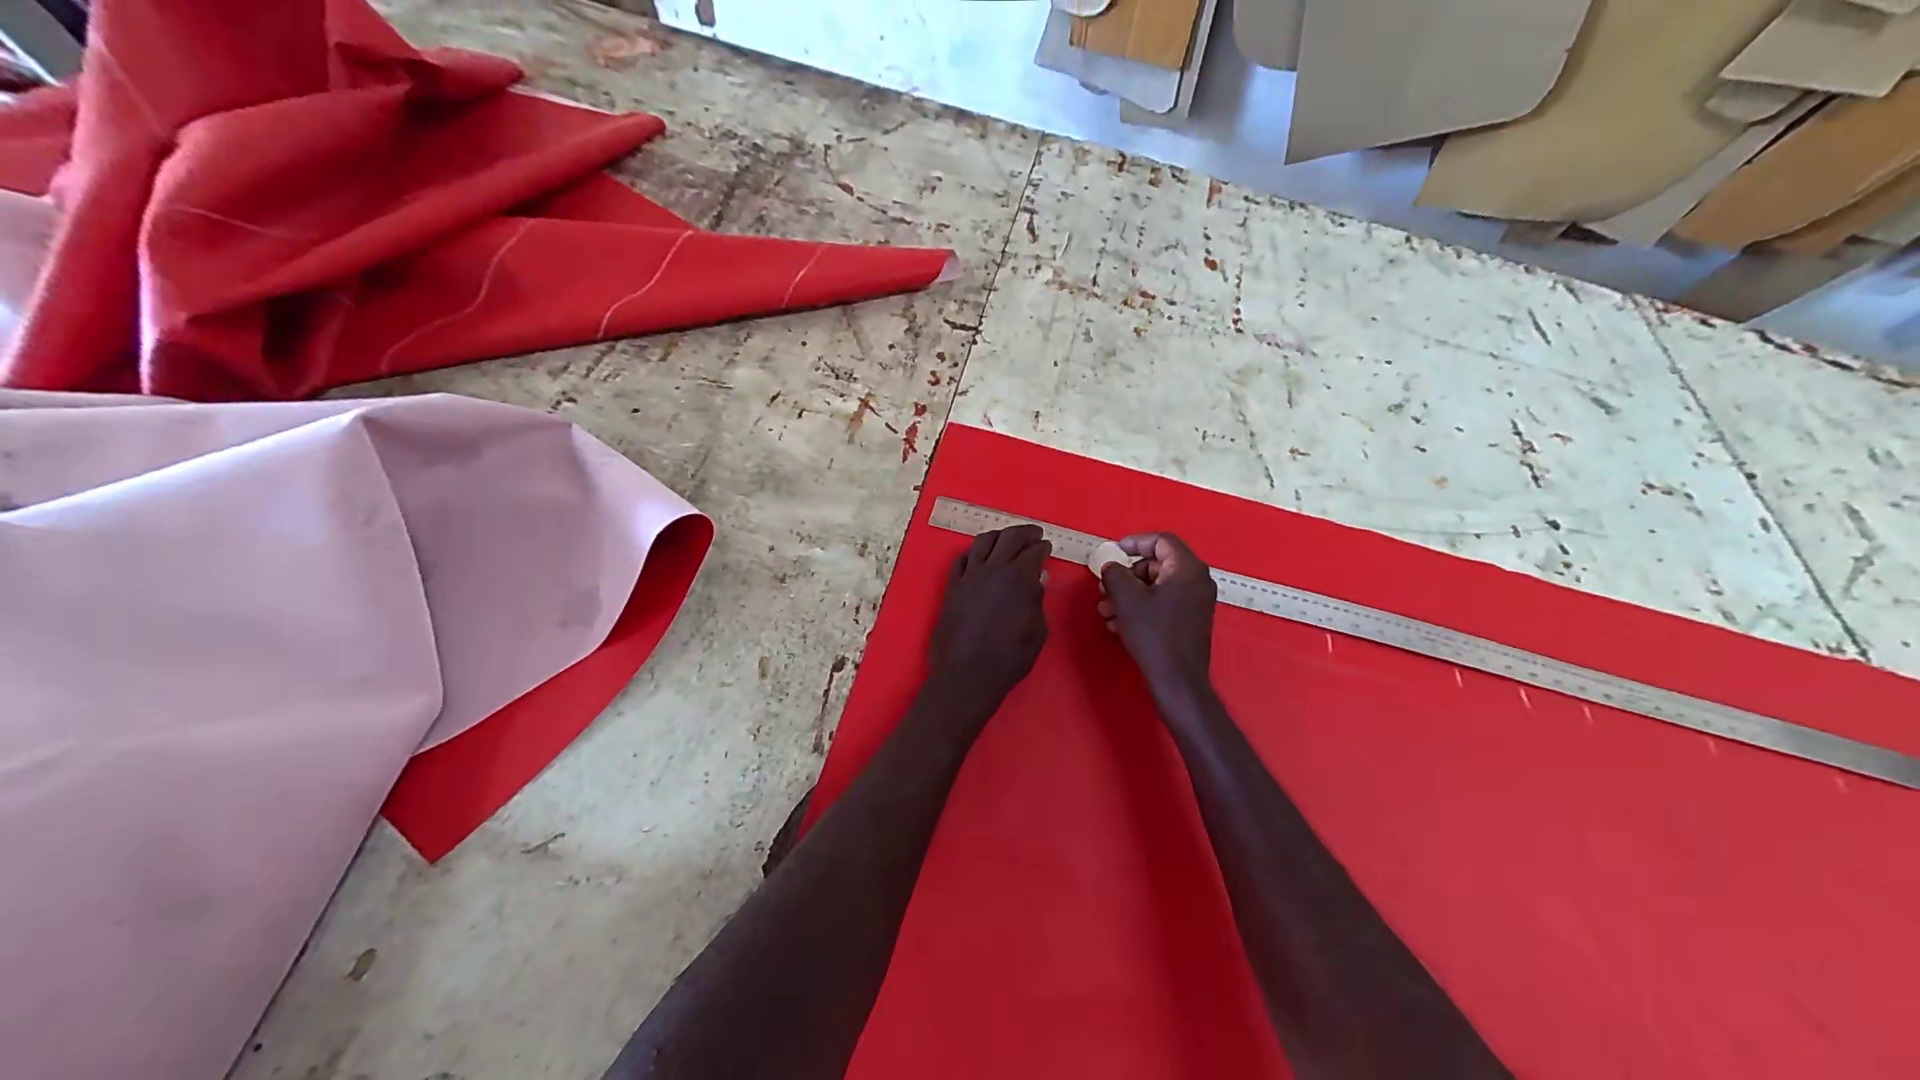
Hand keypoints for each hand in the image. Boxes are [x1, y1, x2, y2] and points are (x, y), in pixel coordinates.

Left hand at [927, 524, 1050, 710]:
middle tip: (1034, 534)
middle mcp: (993, 569)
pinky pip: (962, 559)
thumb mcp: (1037, 631)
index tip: (1046, 546)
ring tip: (1007, 538)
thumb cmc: (1010, 657)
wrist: (968, 673)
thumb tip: (1037, 579)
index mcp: (1019, 578)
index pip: (1033, 552)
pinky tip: (978, 555)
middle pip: (1009, 538)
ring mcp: (969, 576)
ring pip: (983, 542)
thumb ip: (1036, 600)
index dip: (1042, 547)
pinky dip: (973, 552)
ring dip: (999, 536)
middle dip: (1025, 533)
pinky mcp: (952, 587)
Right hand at [1097, 532, 1216, 692]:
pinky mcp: (1190, 620)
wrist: (1177, 679)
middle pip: (1157, 564)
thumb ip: (1114, 573)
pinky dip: (1140, 607)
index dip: (1135, 542)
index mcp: (1187, 569)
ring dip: (1128, 594)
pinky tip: (1118, 623)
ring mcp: (1196, 602)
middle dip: (1127, 574)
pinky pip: (1162, 603)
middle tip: (1105, 586)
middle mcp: (1197, 581)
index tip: (1114, 551)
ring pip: (1156, 586)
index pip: (1162, 541)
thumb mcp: (1126, 598)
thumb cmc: (1153, 633)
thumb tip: (1112, 566)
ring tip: (1106, 610)